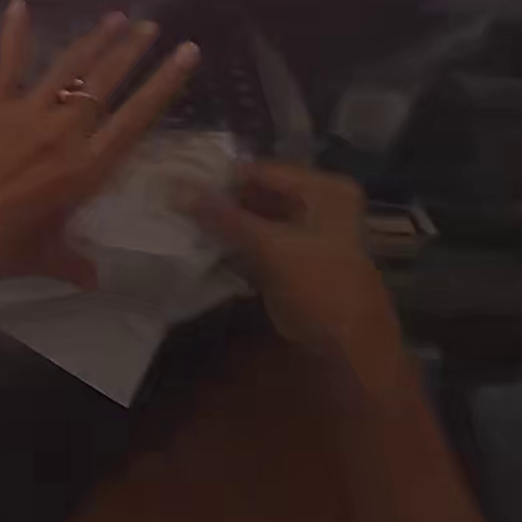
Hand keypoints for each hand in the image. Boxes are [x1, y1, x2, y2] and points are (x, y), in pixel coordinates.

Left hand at [0, 0, 199, 311]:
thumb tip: (95, 280)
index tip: (187, 52)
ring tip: (117, 17)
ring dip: (94, 40)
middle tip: (153, 25)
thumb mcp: (45, 258)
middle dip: (133, 51)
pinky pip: (6, 65)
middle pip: (106, 82)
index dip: (165, 83)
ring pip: (68, 69)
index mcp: (87, 168)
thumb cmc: (1, 249)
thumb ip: (75, 264)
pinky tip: (19, 3)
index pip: (137, 117)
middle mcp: (64, 132)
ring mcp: (27, 115)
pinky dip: (12, 34)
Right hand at [180, 162, 404, 384]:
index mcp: (323, 190)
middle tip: (171, 199)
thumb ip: (221, 216)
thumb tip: (174, 187)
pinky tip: (196, 239)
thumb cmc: (319, 289)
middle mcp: (316, 202)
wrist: (349, 351)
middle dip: (216, 198)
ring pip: (250, 215)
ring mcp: (303, 231)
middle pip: (254, 191)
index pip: (259, 170)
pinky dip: (228, 240)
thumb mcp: (268, 247)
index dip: (217, 176)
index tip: (174, 180)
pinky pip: (251, 238)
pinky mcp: (288, 257)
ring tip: (176, 216)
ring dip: (218, 220)